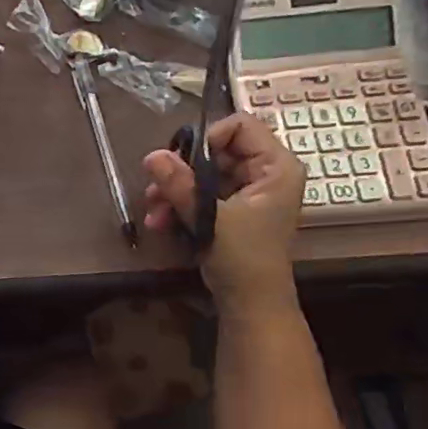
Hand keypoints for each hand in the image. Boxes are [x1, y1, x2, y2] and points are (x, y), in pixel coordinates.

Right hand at [141, 114, 303, 302]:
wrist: (250, 303)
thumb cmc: (243, 258)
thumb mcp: (211, 218)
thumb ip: (181, 185)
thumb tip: (152, 155)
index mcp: (276, 166)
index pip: (240, 126)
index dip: (208, 138)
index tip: (182, 161)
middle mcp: (264, 173)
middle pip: (217, 151)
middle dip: (182, 170)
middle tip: (154, 189)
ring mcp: (247, 192)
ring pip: (204, 174)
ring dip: (175, 190)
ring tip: (153, 212)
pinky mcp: (231, 210)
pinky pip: (202, 194)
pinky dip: (181, 204)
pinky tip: (161, 221)